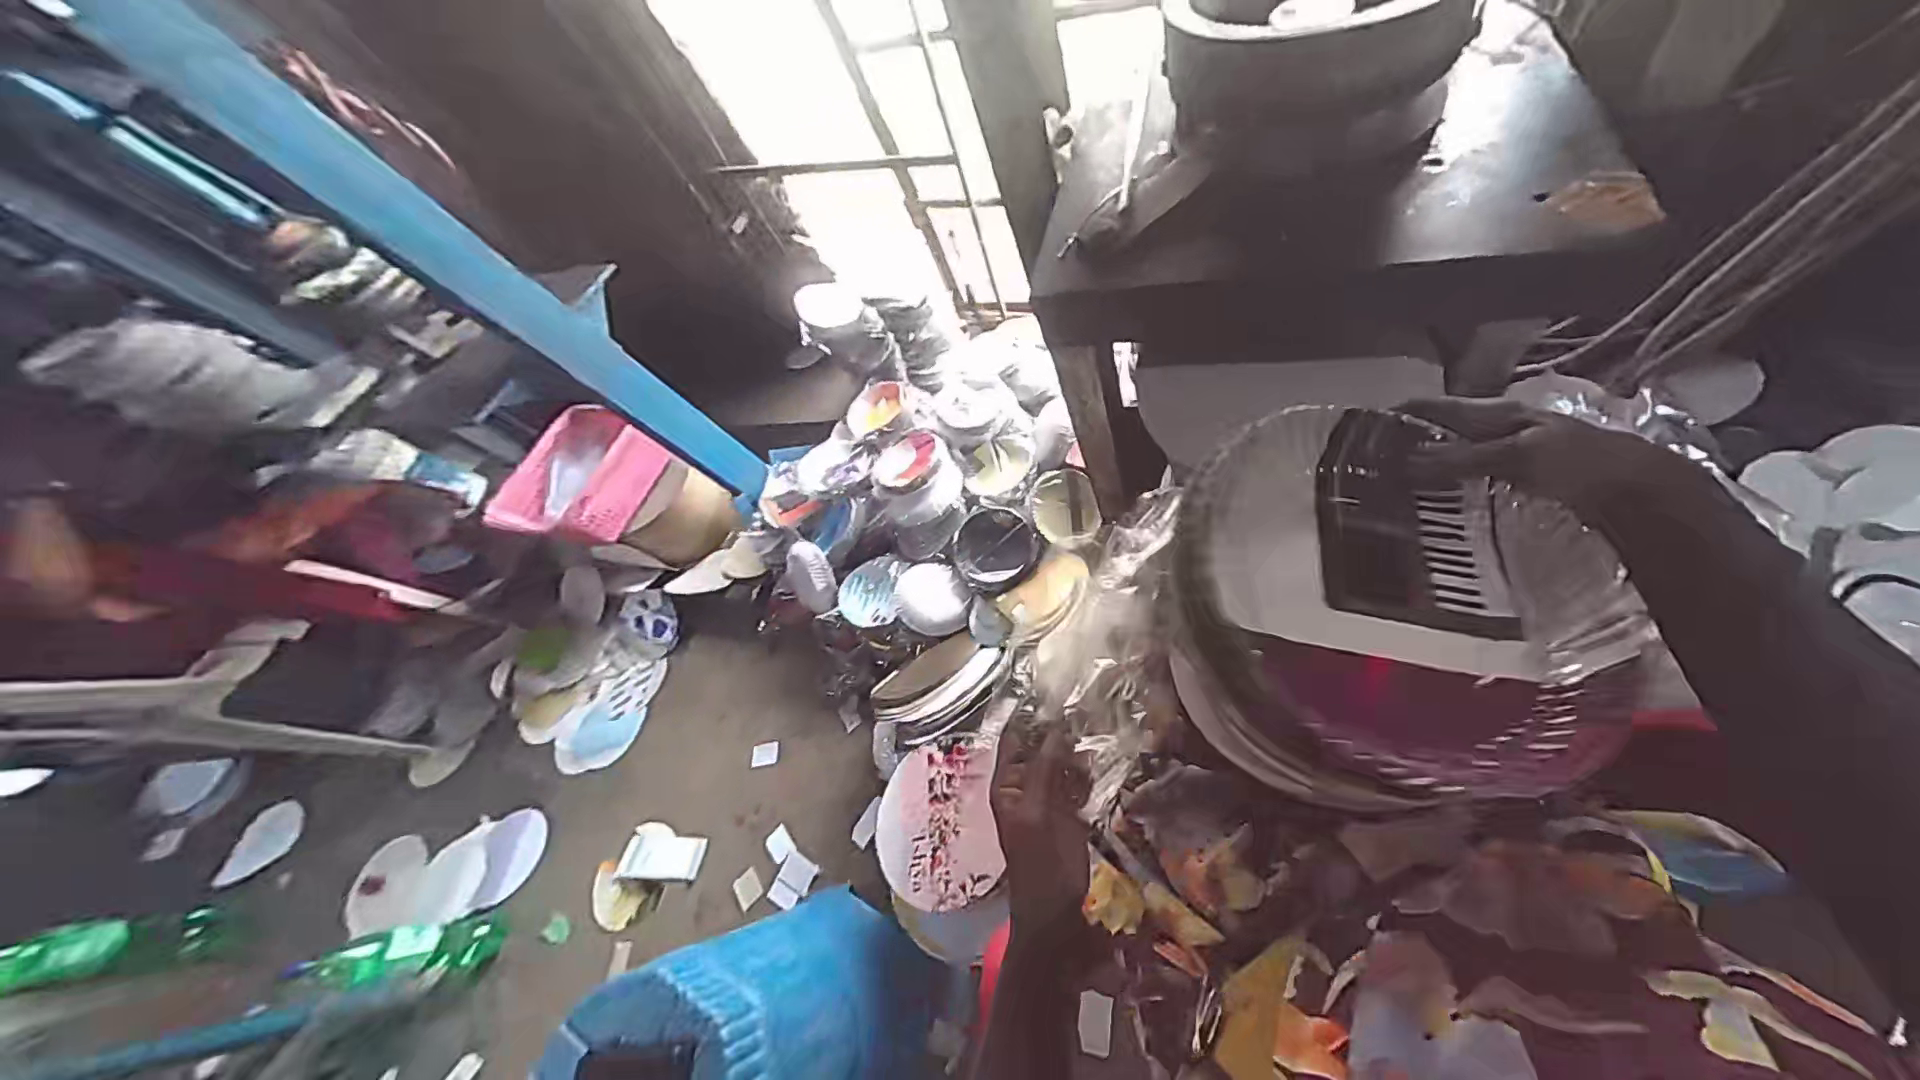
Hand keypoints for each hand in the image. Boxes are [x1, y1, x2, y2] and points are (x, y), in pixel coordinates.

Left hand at [991, 726, 1090, 933]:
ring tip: (1095, 729)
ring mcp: (1049, 795)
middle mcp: (1025, 783)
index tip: (1051, 690)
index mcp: (1006, 783)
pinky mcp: (1071, 808)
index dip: (1028, 715)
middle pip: (1041, 746)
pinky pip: (1078, 780)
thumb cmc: (1038, 863)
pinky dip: (1087, 770)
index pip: (1014, 738)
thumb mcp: (1037, 812)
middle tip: (1083, 707)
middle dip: (1059, 730)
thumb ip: (1044, 769)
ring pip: (1062, 761)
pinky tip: (1099, 760)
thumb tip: (1056, 729)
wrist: (1056, 909)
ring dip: (1077, 748)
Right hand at [1398, 398, 1689, 513]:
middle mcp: (1502, 426)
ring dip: (1424, 463)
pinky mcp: (1519, 476)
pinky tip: (1433, 498)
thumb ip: (1460, 459)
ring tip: (1390, 481)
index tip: (1360, 429)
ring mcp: (1511, 451)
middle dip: (1405, 440)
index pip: (1434, 405)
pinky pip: (1469, 474)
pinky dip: (1445, 482)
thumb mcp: (1517, 457)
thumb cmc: (1584, 465)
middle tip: (1369, 462)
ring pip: (1454, 451)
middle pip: (1440, 429)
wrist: (1647, 494)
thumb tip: (1401, 459)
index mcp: (1499, 412)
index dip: (1398, 413)